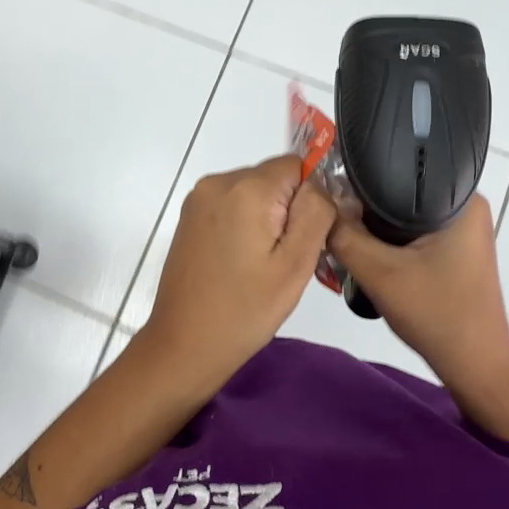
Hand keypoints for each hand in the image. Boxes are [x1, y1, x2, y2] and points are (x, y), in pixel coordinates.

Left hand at [141, 155, 336, 387]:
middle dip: (288, 210)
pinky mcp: (189, 218)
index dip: (312, 198)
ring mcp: (198, 199)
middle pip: (273, 178)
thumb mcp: (295, 263)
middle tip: (287, 259)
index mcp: (245, 188)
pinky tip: (244, 263)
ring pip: (253, 193)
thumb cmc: (245, 309)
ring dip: (267, 220)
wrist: (185, 343)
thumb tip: (323, 182)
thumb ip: (316, 212)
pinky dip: (245, 226)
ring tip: (264, 265)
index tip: (309, 237)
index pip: (298, 165)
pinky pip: (232, 207)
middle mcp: (217, 182)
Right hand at [326, 194, 508, 395]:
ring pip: (403, 216)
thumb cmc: (436, 314)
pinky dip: (390, 243)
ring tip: (345, 236)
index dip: (359, 180)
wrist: (474, 366)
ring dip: (376, 228)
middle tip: (333, 219)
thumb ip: (343, 234)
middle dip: (365, 207)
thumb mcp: (378, 272)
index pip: (398, 170)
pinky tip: (369, 256)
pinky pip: (412, 234)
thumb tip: (322, 205)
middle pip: (398, 194)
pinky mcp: (454, 251)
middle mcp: (467, 206)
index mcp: (462, 198)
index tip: (328, 193)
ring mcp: (462, 231)